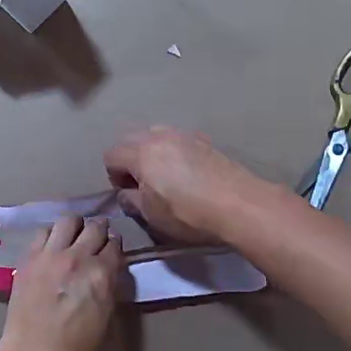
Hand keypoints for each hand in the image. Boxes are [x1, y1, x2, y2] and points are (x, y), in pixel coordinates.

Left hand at [0, 214, 124, 350]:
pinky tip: (51, 244)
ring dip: (75, 226)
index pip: (114, 245)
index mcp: (102, 273)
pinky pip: (42, 232)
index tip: (112, 248)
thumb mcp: (107, 314)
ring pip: (68, 220)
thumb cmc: (77, 346)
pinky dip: (51, 234)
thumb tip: (107, 270)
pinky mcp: (29, 257)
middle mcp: (78, 256)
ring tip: (73, 234)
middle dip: (99, 230)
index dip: (114, 245)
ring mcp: (51, 254)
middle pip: (94, 227)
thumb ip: (109, 285)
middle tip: (96, 237)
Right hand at [105, 127, 271, 244]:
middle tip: (142, 184)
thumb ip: (131, 200)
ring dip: (152, 153)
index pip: (111, 155)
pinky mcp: (205, 141)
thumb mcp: (152, 215)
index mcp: (141, 153)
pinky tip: (187, 174)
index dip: (113, 175)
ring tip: (165, 177)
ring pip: (155, 136)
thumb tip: (126, 193)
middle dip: (130, 160)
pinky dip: (173, 152)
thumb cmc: (188, 213)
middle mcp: (160, 137)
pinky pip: (178, 141)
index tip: (128, 193)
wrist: (239, 205)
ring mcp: (185, 135)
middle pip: (131, 140)